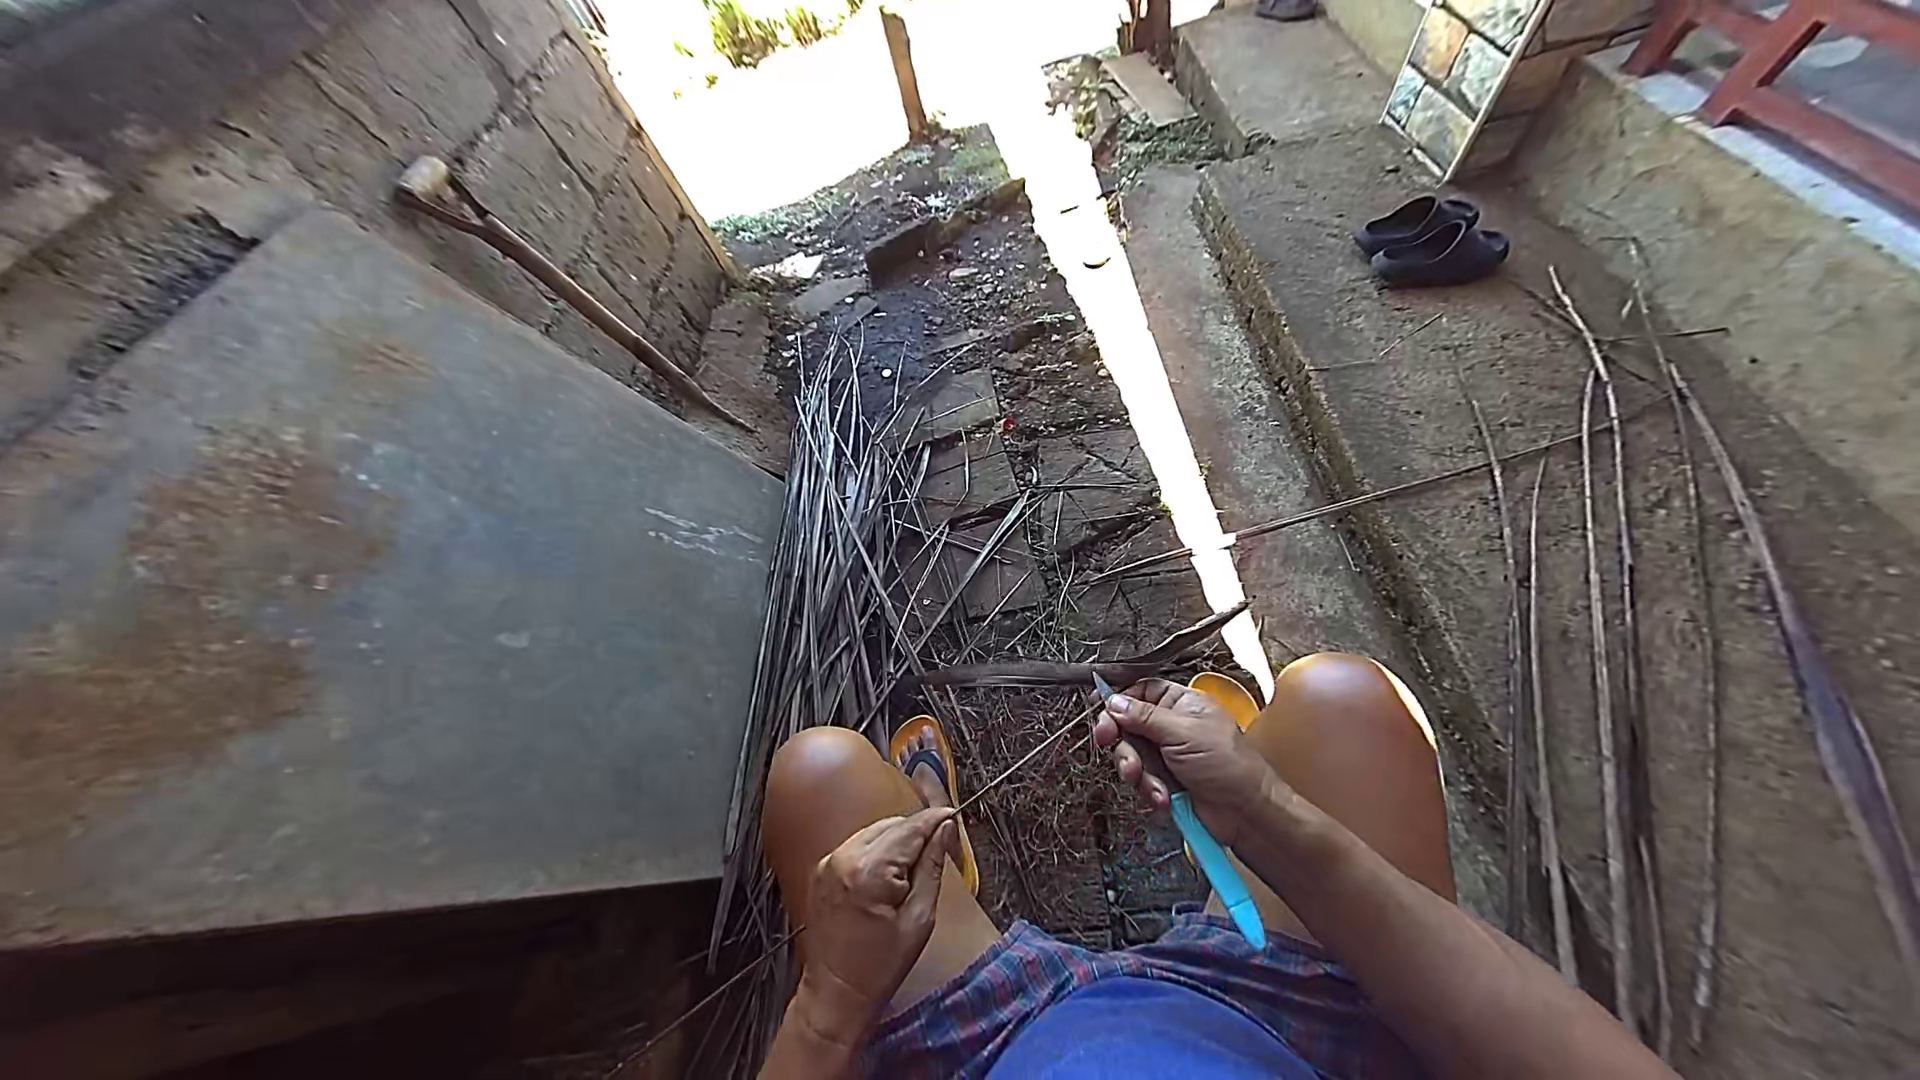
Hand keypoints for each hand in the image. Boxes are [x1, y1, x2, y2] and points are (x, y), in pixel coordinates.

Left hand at [794, 807, 955, 1047]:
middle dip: (916, 832)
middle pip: (892, 824)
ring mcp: (829, 861)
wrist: (835, 995)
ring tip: (911, 870)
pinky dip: (878, 850)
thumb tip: (945, 828)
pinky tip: (888, 876)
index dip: (934, 819)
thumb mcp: (920, 918)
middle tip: (937, 849)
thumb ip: (932, 865)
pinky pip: (859, 844)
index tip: (952, 816)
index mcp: (869, 871)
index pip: (910, 828)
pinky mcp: (822, 868)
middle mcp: (844, 857)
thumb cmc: (880, 967)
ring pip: (876, 831)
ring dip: (897, 840)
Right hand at [1093, 679, 1275, 846]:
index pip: (1140, 691)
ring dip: (1136, 769)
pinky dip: (1148, 789)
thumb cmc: (1230, 766)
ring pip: (1131, 754)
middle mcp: (1172, 727)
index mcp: (1181, 704)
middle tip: (1109, 742)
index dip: (1119, 700)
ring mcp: (1168, 755)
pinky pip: (1141, 780)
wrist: (1248, 814)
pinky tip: (1164, 796)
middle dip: (1122, 741)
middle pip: (1128, 725)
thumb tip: (1114, 701)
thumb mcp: (1182, 732)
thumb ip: (1144, 716)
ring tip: (1148, 781)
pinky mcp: (1165, 781)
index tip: (1101, 709)